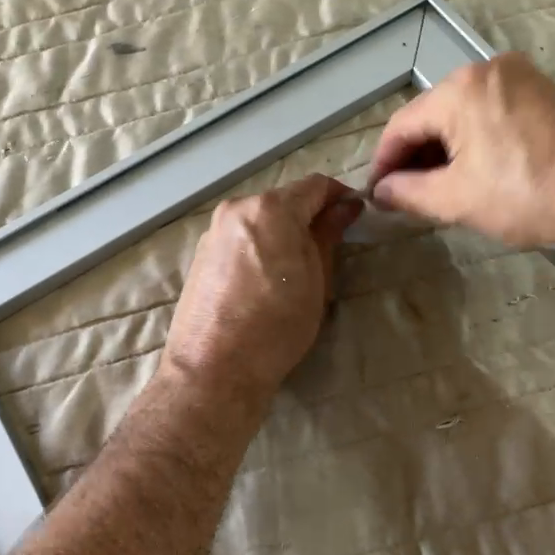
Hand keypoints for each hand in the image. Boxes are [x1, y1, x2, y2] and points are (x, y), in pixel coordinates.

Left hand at [162, 175, 362, 402]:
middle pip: (283, 201)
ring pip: (259, 221)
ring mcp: (213, 231)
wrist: (214, 368)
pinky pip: (239, 240)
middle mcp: (237, 209)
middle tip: (328, 249)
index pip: (315, 186)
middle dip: (308, 217)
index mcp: (271, 209)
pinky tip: (264, 281)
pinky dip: (257, 248)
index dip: (340, 197)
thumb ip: (327, 236)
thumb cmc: (276, 326)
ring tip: (294, 270)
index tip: (354, 215)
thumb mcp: (315, 280)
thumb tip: (345, 208)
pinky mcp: (200, 255)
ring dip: (280, 234)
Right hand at [368, 52, 554, 260]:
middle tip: (408, 199)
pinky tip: (481, 177)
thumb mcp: (457, 199)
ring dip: (446, 154)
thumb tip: (382, 192)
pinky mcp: (548, 95)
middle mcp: (489, 71)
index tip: (377, 196)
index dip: (383, 164)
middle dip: (416, 159)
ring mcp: (523, 79)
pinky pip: (494, 116)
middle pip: (433, 116)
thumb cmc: (529, 193)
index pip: (401, 125)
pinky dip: (477, 145)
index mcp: (460, 89)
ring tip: (443, 194)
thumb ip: (409, 193)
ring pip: (464, 117)